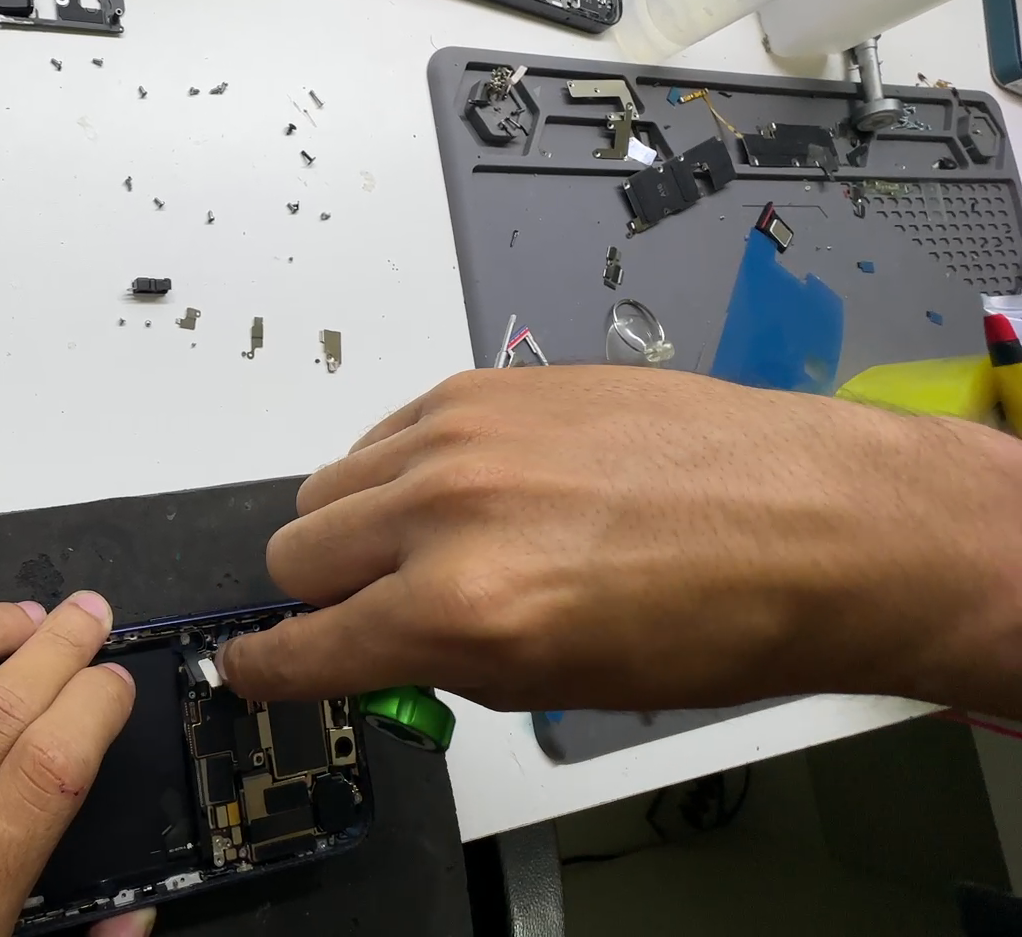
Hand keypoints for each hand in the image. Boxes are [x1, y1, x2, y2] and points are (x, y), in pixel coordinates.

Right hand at [219, 367, 1021, 715]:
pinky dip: (390, 475)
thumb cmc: (714, 619)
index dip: (266, 665)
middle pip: (291, 553)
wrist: (820, 516)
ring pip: (320, 491)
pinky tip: (455, 486)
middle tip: (371, 599)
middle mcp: (442, 514)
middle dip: (318, 592)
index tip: (251, 665)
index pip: (308, 644)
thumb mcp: (555, 683)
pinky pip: (374, 440)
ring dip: (351, 528)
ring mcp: (450, 438)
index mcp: (465, 610)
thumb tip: (358, 642)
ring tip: (422, 537)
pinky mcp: (469, 389)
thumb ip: (430, 662)